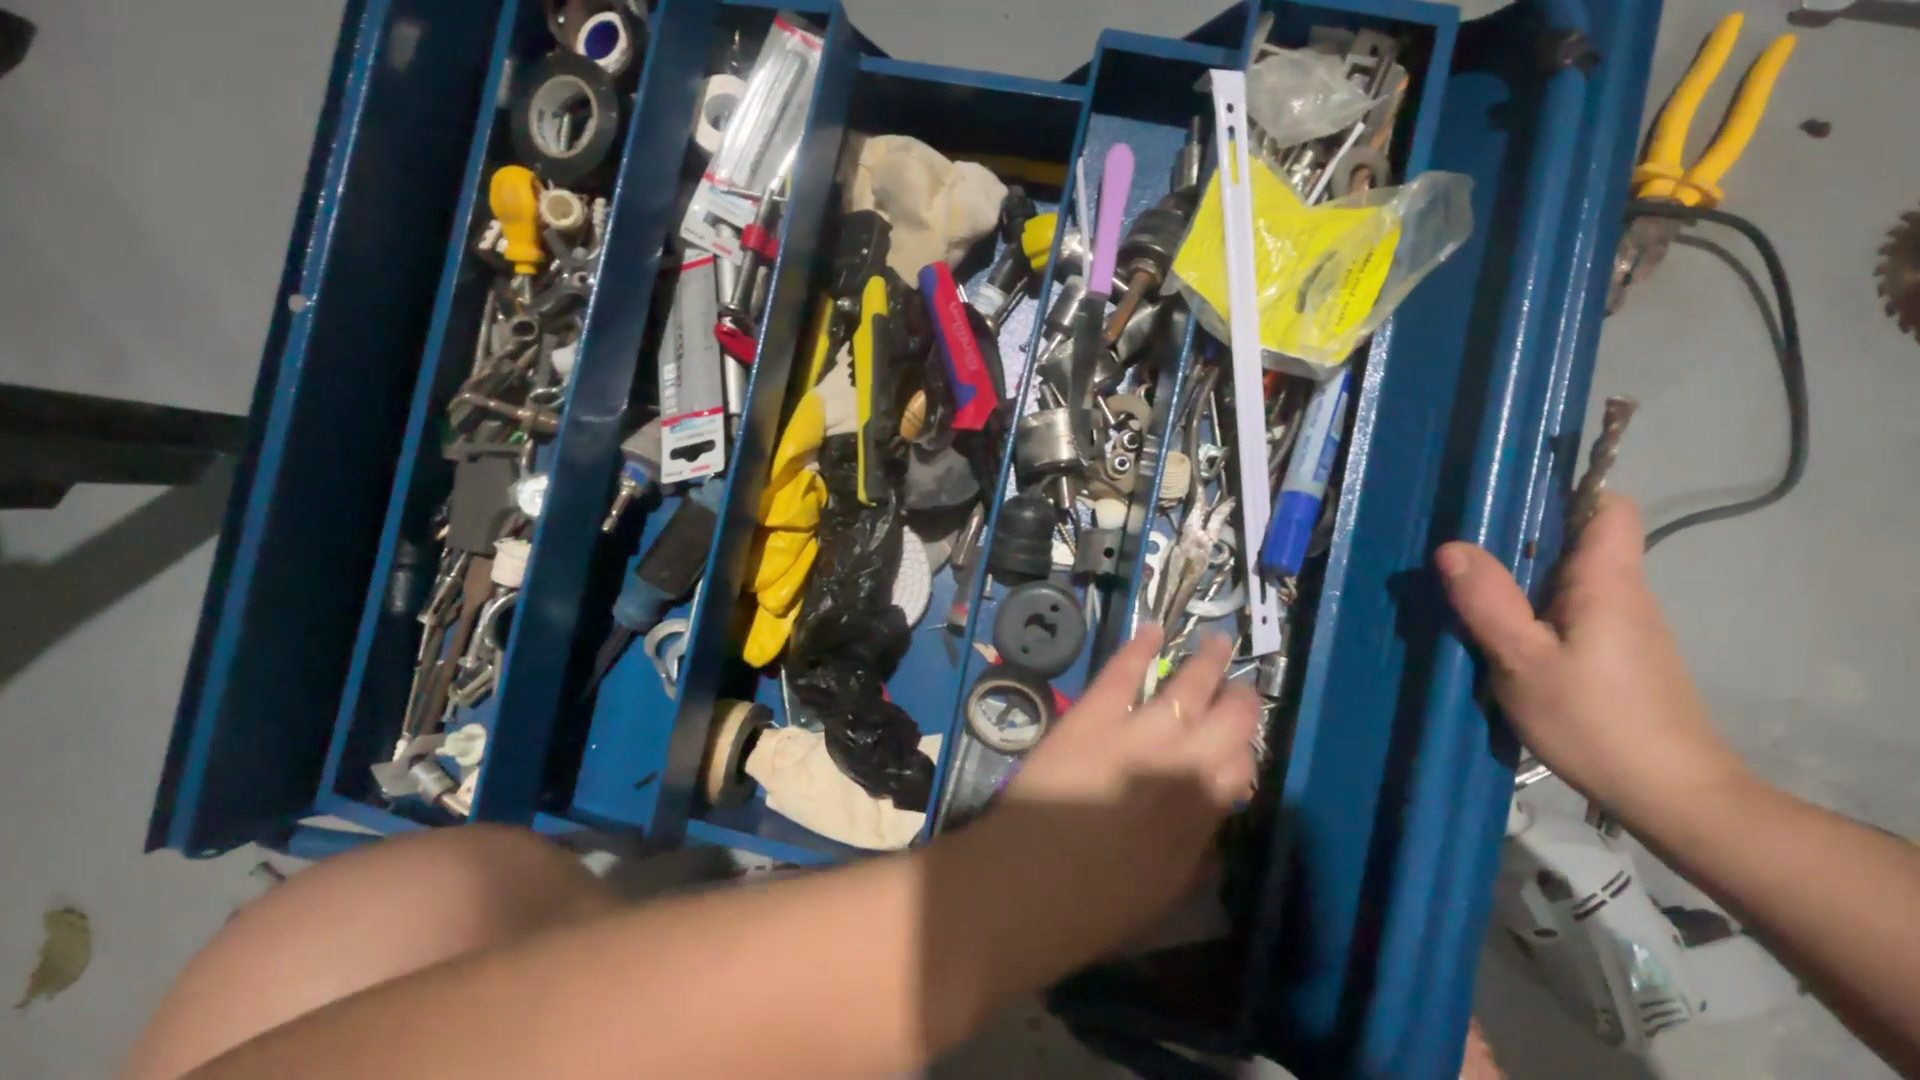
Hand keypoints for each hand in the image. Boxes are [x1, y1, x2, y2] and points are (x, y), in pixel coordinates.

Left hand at [986, 626, 1259, 940]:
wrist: (1021, 887)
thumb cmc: (1093, 908)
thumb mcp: (1163, 891)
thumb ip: (1194, 850)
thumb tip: (1208, 823)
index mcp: (1202, 815)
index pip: (1242, 769)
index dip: (1243, 757)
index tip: (1236, 754)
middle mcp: (1180, 766)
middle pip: (1229, 721)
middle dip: (1240, 703)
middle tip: (1243, 690)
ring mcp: (1135, 735)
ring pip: (1185, 688)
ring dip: (1207, 663)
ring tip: (1220, 642)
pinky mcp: (1090, 718)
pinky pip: (1122, 673)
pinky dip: (1138, 648)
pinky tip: (1153, 629)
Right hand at [1435, 495, 1747, 822]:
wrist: (1672, 795)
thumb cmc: (1596, 721)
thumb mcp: (1523, 662)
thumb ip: (1487, 602)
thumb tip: (1451, 546)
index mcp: (1609, 581)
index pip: (1609, 506)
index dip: (1566, 495)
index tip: (1509, 506)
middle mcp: (1625, 593)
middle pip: (1581, 542)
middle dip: (1522, 541)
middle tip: (1464, 556)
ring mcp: (1627, 628)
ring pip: (1572, 582)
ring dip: (1524, 583)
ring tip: (1471, 599)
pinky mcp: (1619, 658)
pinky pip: (1572, 614)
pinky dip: (1536, 615)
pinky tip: (1504, 643)